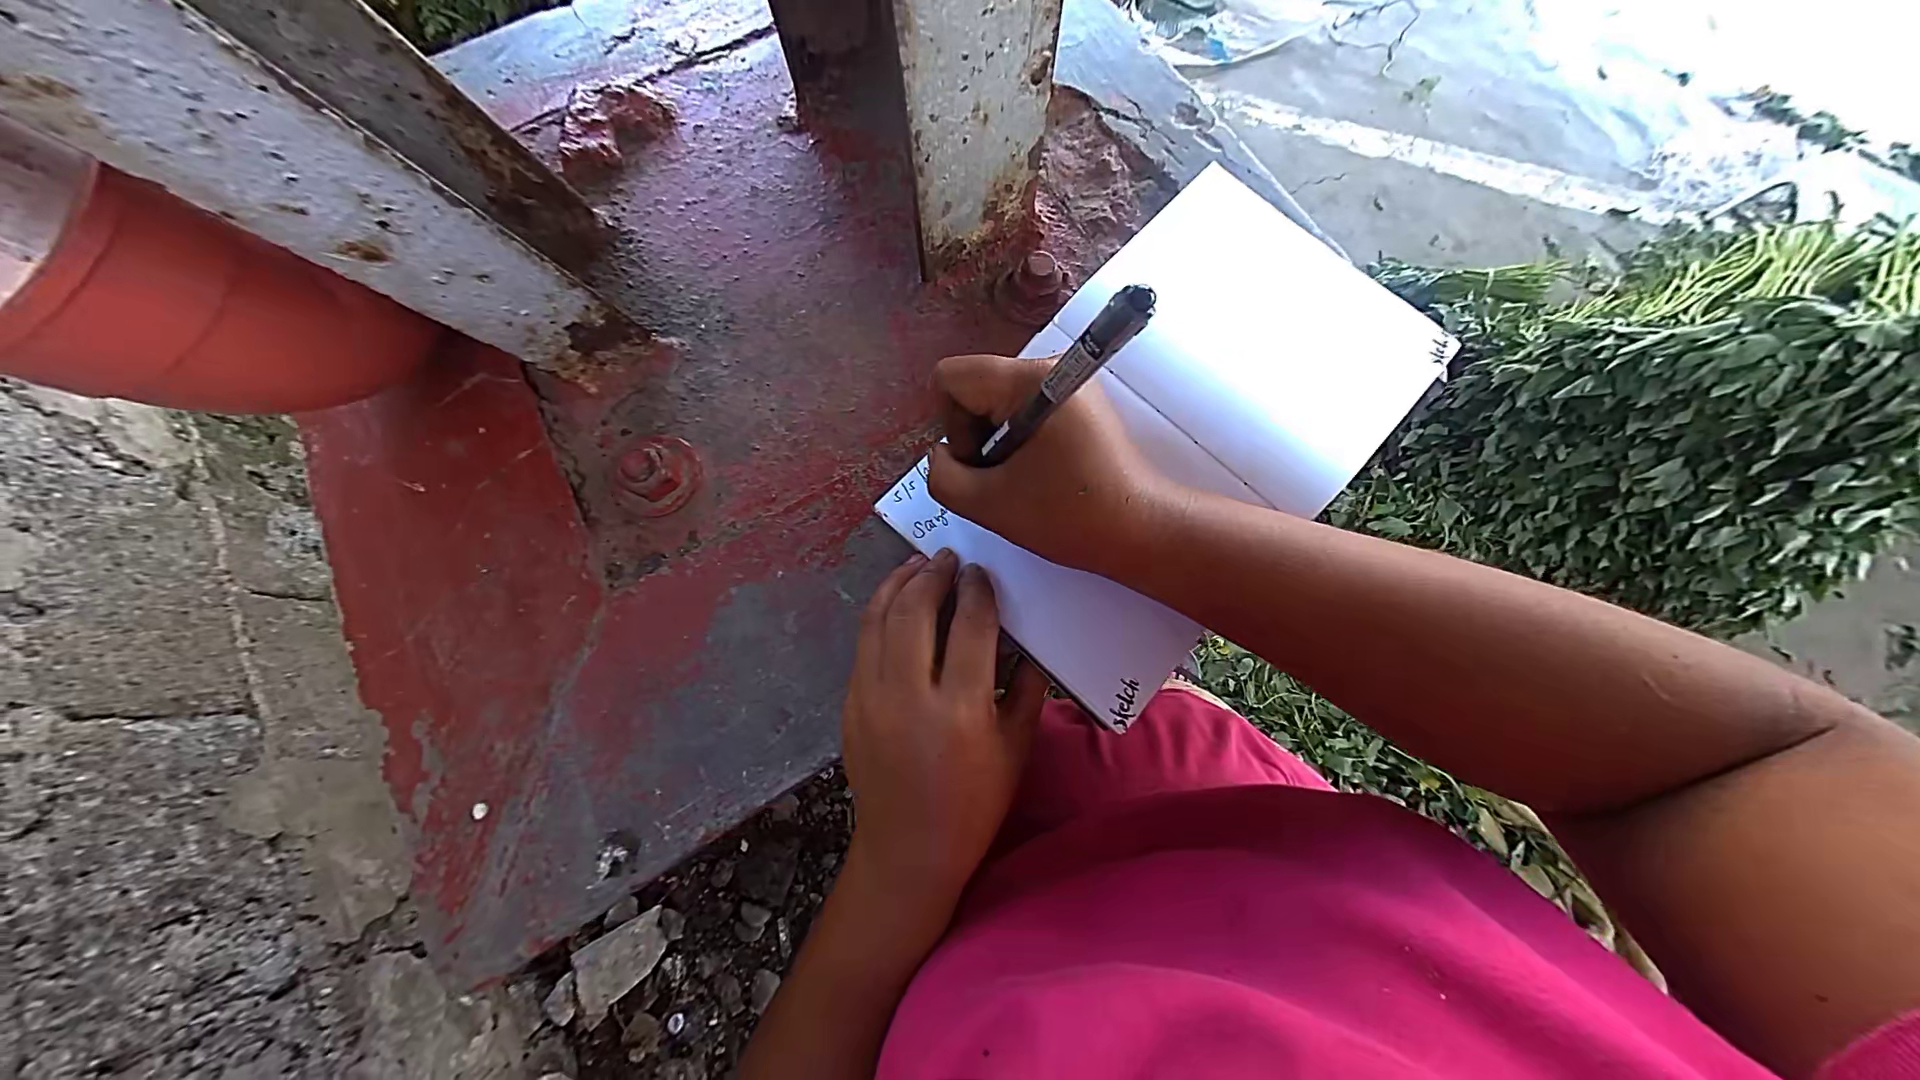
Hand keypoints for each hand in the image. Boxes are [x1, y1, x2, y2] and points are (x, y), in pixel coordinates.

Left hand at [841, 549, 1047, 907]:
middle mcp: (909, 697)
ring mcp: (870, 699)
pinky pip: (864, 643)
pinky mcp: (849, 705)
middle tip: (948, 558)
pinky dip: (879, 612)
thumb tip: (1027, 636)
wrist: (908, 850)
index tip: (981, 571)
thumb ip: (1028, 687)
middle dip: (933, 574)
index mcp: (961, 710)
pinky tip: (895, 602)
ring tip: (917, 565)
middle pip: (915, 610)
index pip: (970, 626)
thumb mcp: (1016, 748)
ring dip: (898, 583)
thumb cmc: (974, 803)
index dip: (977, 590)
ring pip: (878, 619)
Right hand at [928, 353, 1183, 576]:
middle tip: (1004, 478)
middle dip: (976, 436)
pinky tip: (1039, 473)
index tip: (983, 461)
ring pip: (995, 403)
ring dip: (997, 443)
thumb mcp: (988, 504)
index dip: (952, 425)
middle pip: (975, 389)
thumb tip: (942, 453)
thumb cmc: (1069, 517)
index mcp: (1030, 381)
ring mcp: (1067, 382)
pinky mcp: (1077, 402)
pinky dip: (1018, 442)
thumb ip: (941, 475)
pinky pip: (1021, 411)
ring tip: (1024, 479)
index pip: (952, 378)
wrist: (1140, 529)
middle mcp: (1050, 367)